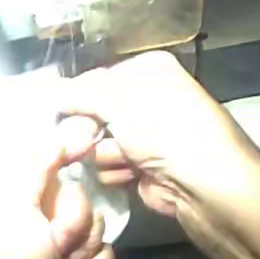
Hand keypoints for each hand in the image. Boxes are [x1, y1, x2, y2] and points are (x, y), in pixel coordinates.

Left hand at [0, 116, 115, 258]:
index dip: (63, 150)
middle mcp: (37, 222)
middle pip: (78, 195)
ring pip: (98, 225)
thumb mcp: (14, 218)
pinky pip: (107, 254)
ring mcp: (64, 249)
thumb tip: (55, 131)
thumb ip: (34, 170)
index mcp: (10, 205)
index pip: (42, 163)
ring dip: (80, 254)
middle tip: (51, 249)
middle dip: (69, 224)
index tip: (86, 142)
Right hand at [60, 51, 259, 230]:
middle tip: (85, 141)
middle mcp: (149, 101)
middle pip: (95, 114)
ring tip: (127, 159)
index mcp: (150, 72)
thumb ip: (81, 94)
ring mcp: (147, 137)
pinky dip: (118, 172)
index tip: (64, 112)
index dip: (80, 97)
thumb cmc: (167, 132)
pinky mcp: (145, 169)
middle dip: (89, 130)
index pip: (97, 79)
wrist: (205, 186)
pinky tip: (134, 175)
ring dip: (106, 154)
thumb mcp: (119, 102)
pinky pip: (111, 168)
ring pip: (99, 144)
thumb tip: (54, 93)